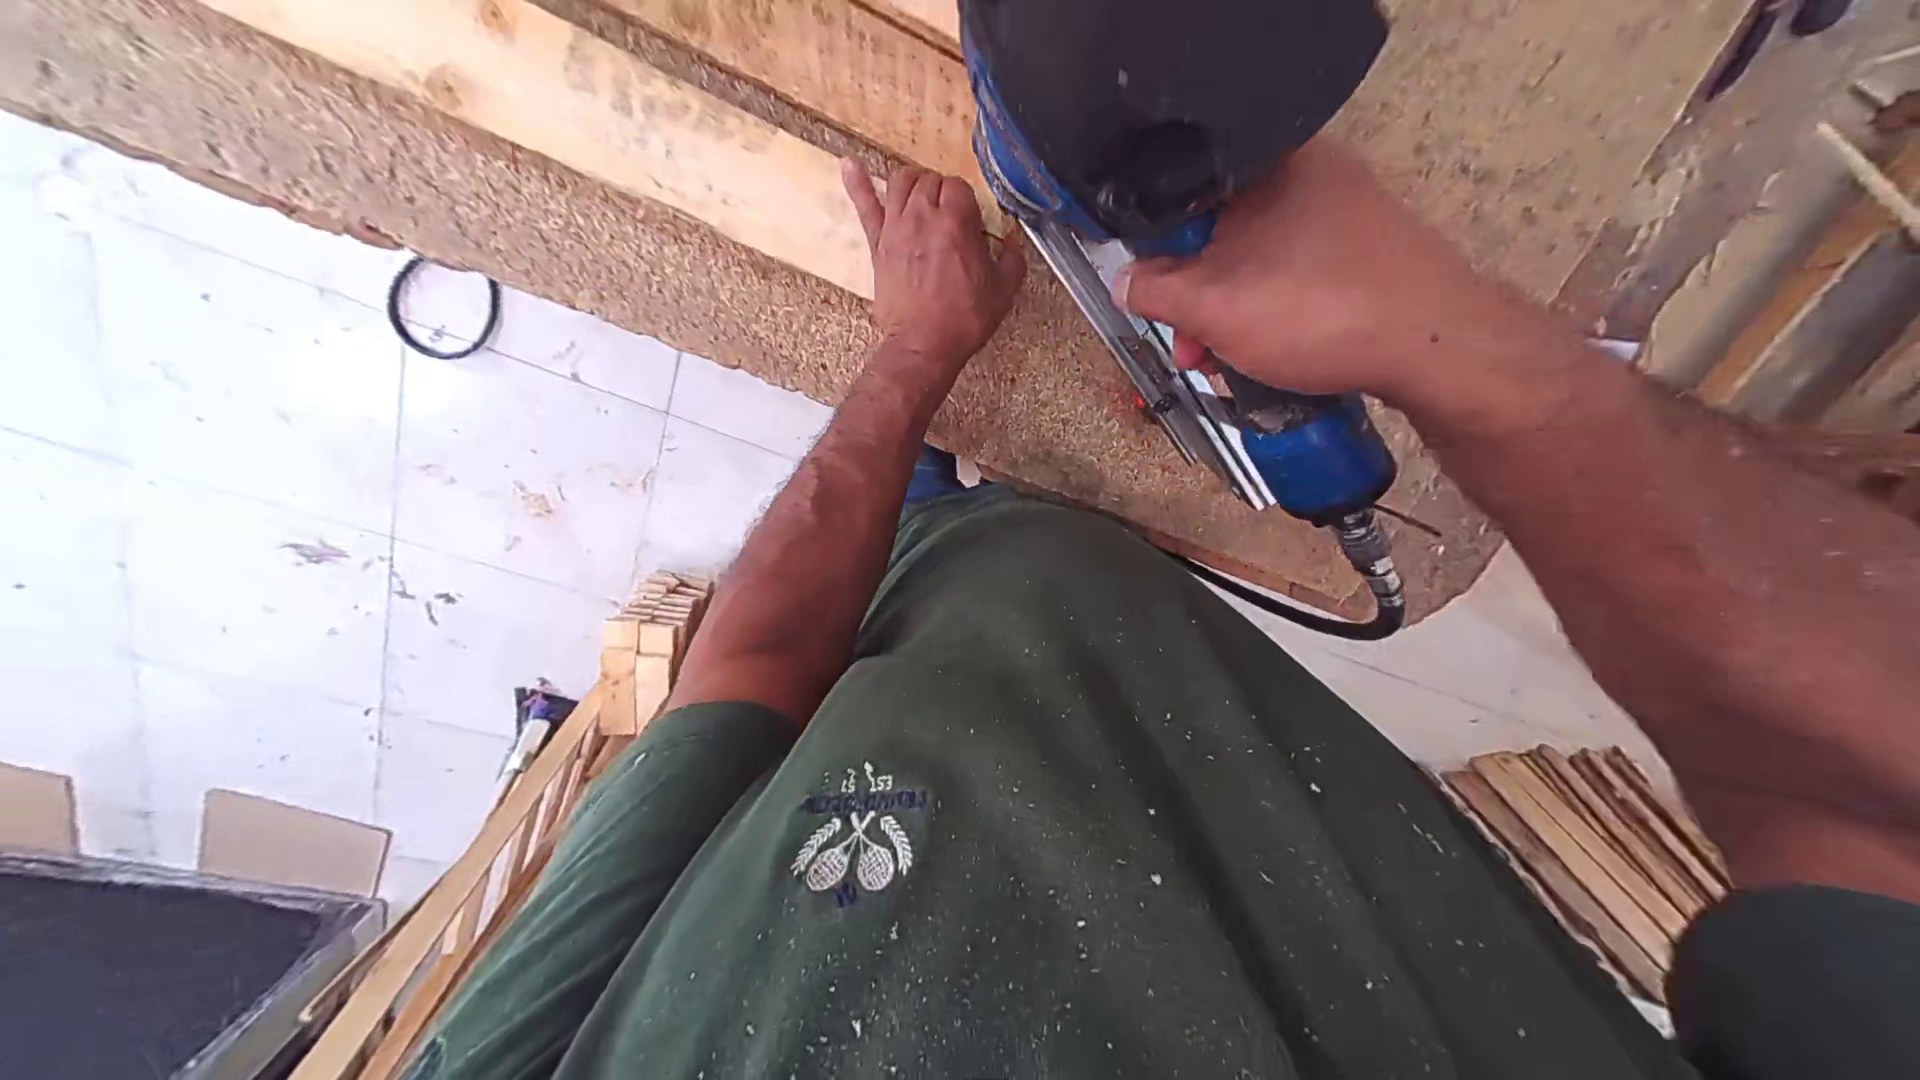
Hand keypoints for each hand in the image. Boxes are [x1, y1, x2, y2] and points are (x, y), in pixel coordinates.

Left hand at [842, 161, 1025, 365]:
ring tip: (920, 195)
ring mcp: (896, 228)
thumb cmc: (962, 320)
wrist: (923, 346)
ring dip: (913, 183)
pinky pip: (865, 207)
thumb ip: (1012, 260)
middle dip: (943, 192)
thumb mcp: (1003, 291)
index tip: (971, 222)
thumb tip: (1011, 245)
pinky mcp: (878, 245)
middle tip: (950, 215)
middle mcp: (923, 216)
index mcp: (956, 222)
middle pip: (930, 180)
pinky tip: (849, 165)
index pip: (959, 187)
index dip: (967, 202)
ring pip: (901, 183)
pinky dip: (856, 183)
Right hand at [1113, 138, 1565, 405]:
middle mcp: (1310, 180)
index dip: (1157, 258)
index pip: (1186, 204)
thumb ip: (1153, 291)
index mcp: (1272, 167)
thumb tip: (1124, 282)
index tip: (1154, 305)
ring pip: (1253, 271)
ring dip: (1225, 325)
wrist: (1432, 347)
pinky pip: (1289, 284)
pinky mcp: (1361, 257)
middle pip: (1218, 244)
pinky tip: (1261, 360)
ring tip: (1223, 371)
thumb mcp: (1210, 305)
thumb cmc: (1313, 312)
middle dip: (1194, 309)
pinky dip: (1264, 321)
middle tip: (1190, 355)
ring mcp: (1341, 219)